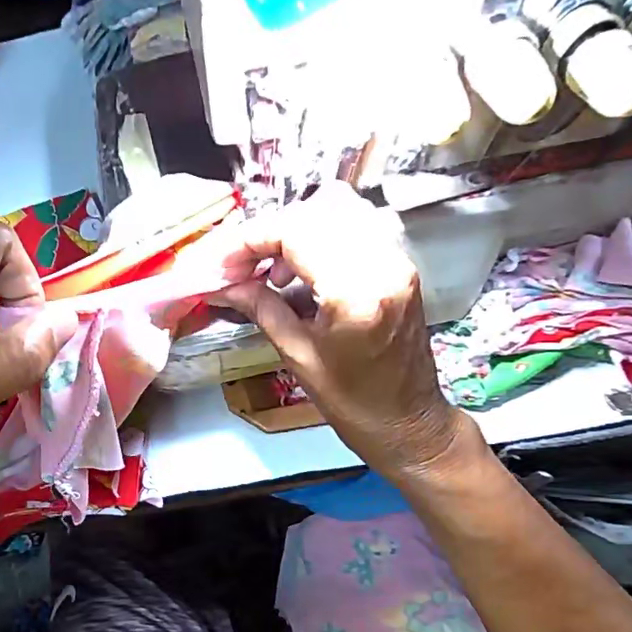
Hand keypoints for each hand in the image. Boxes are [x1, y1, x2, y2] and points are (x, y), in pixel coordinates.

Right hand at [210, 184, 472, 482]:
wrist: (408, 422)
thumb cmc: (351, 402)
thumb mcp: (297, 355)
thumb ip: (261, 307)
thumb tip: (224, 284)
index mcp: (355, 293)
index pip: (295, 233)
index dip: (251, 240)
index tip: (224, 264)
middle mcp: (382, 264)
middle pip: (315, 211)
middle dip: (269, 233)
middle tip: (242, 267)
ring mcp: (397, 260)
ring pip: (339, 208)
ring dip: (295, 230)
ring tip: (272, 270)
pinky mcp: (400, 264)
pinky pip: (355, 227)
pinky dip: (320, 236)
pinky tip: (301, 270)